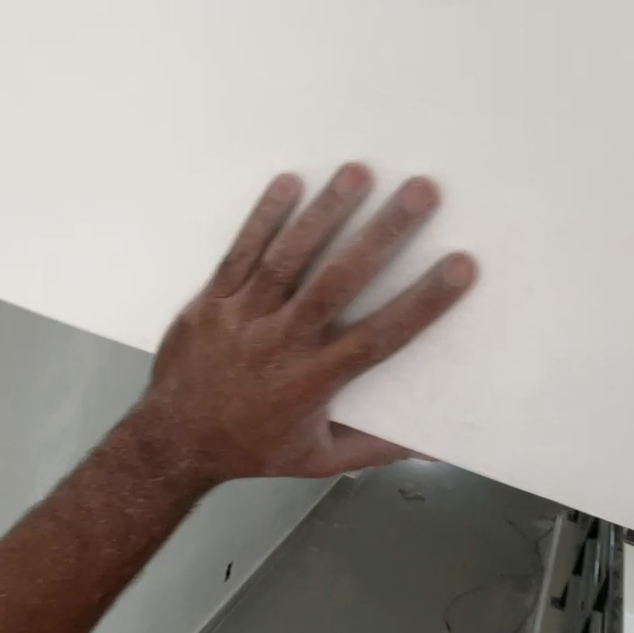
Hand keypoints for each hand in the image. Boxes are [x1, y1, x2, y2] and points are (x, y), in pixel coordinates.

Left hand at [129, 163, 476, 483]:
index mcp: (313, 381)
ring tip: (358, 172)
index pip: (378, 338)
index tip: (459, 266)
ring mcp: (242, 318)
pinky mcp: (211, 302)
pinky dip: (262, 218)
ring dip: (324, 213)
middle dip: (380, 235)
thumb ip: (372, 449)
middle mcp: (280, 343)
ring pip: (287, 258)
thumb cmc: (251, 450)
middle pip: (336, 283)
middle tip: (419, 192)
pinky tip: (288, 183)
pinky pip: (238, 254)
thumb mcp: (317, 460)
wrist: (174, 442)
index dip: (422, 303)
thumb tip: (430, 448)